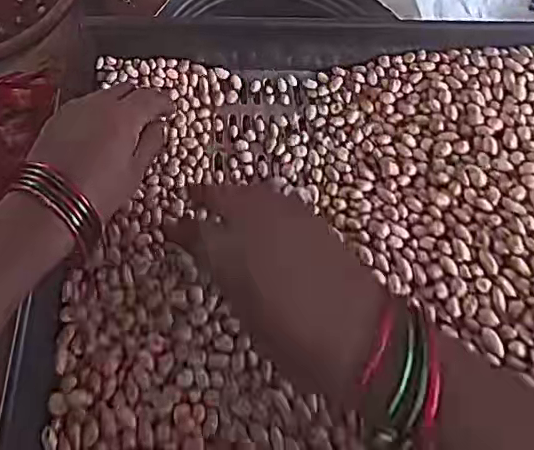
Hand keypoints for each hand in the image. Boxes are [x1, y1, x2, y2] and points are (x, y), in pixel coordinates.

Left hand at [27, 81, 170, 219]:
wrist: (49, 201)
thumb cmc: (97, 192)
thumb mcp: (134, 172)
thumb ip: (150, 143)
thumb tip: (158, 126)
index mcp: (125, 114)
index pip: (151, 96)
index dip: (163, 101)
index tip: (169, 109)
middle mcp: (100, 102)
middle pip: (126, 87)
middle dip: (140, 98)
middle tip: (148, 114)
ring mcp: (76, 106)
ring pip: (103, 94)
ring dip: (117, 103)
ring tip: (122, 123)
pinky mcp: (57, 116)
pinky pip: (84, 105)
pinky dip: (96, 111)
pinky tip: (97, 129)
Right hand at [168, 184, 389, 412]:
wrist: (365, 336)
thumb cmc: (299, 343)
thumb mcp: (250, 318)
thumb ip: (227, 279)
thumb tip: (215, 259)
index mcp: (231, 251)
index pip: (194, 229)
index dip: (178, 228)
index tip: (167, 227)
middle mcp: (254, 221)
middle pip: (221, 196)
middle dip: (204, 195)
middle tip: (191, 196)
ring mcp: (284, 213)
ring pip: (248, 191)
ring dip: (232, 193)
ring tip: (223, 200)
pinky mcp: (309, 215)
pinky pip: (272, 197)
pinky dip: (259, 199)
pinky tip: (259, 211)